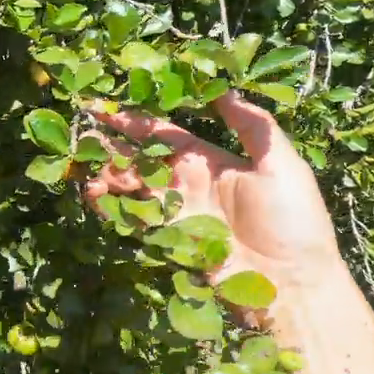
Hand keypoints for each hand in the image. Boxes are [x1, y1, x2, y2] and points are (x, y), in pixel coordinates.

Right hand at [82, 91, 351, 336]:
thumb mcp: (282, 167)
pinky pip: (125, 213)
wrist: (291, 285)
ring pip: (124, 181)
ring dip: (102, 171)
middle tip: (79, 133)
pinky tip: (94, 192)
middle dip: (106, 143)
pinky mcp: (162, 233)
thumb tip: (226, 89)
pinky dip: (105, 202)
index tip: (100, 107)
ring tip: (85, 165)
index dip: (130, 119)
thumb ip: (252, 126)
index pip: (158, 131)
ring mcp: (169, 207)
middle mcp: (181, 180)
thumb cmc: (294, 222)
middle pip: (134, 154)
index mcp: (205, 159)